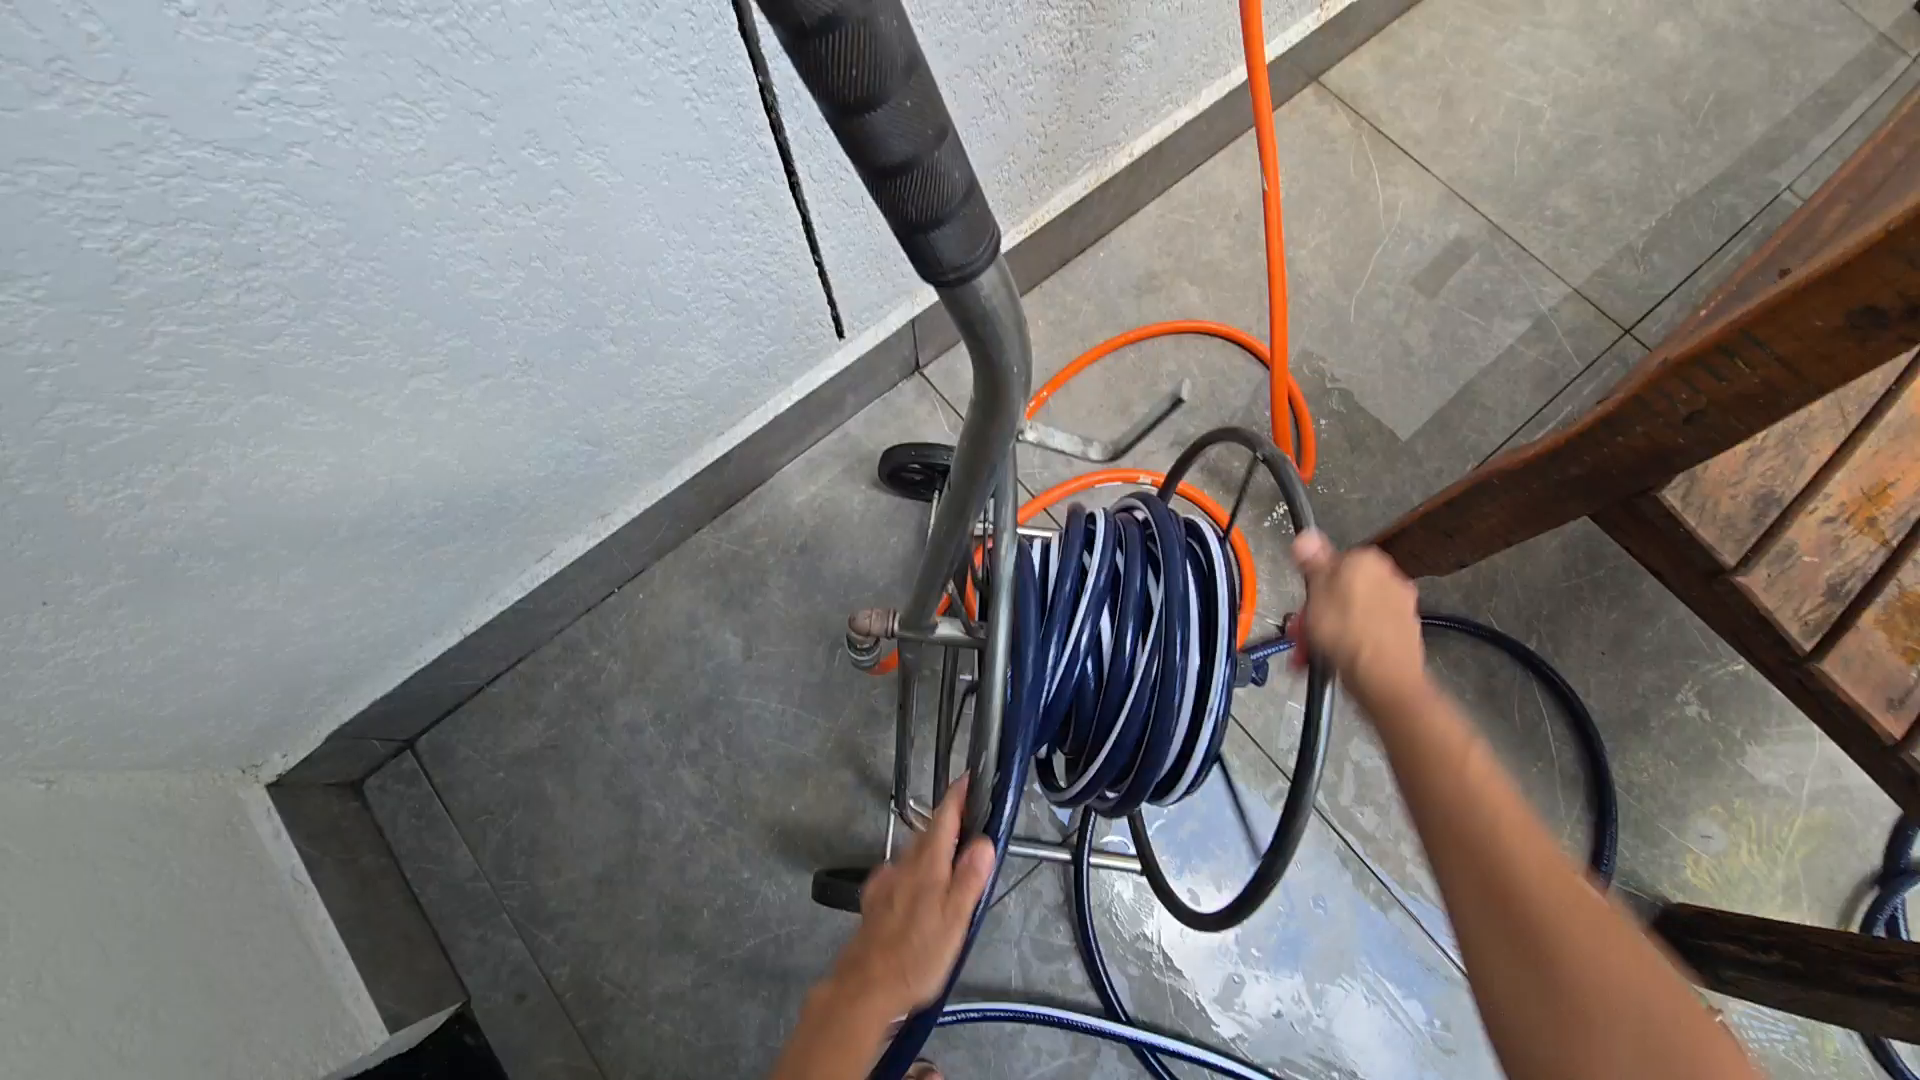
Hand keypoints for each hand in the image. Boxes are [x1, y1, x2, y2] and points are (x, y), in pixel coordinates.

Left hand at [825, 775, 994, 1021]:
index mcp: (926, 864)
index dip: (958, 796)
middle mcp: (902, 865)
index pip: (944, 817)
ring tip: (951, 859)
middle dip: (948, 824)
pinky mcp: (876, 901)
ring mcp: (886, 882)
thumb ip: (969, 878)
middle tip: (970, 824)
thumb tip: (984, 841)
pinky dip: (915, 871)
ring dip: (932, 848)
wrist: (865, 987)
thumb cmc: (916, 956)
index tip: (969, 778)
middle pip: (928, 833)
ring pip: (913, 853)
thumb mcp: (954, 920)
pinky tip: (918, 889)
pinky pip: (900, 873)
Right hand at [1286, 530, 1427, 712]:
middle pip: (1342, 590)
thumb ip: (1312, 562)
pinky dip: (1348, 643)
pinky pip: (1366, 632)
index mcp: (1367, 561)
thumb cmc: (1346, 634)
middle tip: (1302, 631)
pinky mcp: (1403, 634)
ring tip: (1310, 653)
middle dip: (1318, 612)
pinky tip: (1333, 660)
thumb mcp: (1316, 592)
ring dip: (1328, 631)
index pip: (1332, 562)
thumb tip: (1307, 535)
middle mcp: (1389, 579)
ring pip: (1351, 613)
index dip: (1312, 583)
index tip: (1302, 602)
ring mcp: (1399, 608)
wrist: (1384, 679)